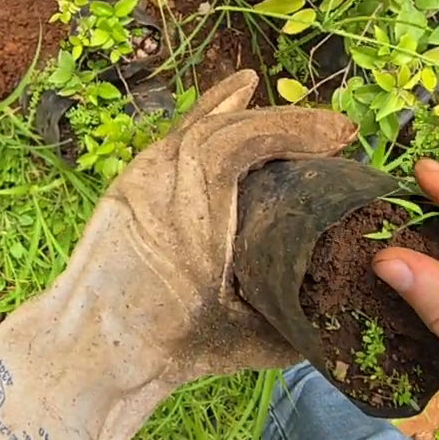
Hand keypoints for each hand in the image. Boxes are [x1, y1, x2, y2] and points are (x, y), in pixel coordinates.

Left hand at [89, 68, 355, 380]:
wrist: (93, 346)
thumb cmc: (169, 347)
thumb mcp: (247, 341)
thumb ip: (298, 322)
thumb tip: (346, 308)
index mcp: (191, 212)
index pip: (242, 144)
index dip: (294, 131)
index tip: (342, 135)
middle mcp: (162, 181)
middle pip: (226, 129)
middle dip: (288, 123)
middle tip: (339, 132)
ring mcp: (142, 176)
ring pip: (200, 126)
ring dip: (249, 113)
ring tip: (290, 107)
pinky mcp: (132, 180)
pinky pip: (175, 135)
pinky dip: (208, 111)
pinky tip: (237, 92)